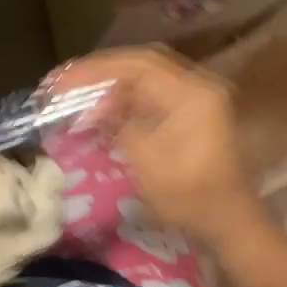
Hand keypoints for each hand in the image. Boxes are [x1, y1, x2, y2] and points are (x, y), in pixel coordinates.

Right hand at [65, 46, 266, 245]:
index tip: (60, 82)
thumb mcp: (146, 160)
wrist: (227, 222)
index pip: (136, 66)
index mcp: (191, 92)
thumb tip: (92, 106)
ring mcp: (196, 98)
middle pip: (140, 64)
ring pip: (145, 77)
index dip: (94, 71)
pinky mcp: (191, 113)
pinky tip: (100, 106)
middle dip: (99, 71)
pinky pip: (152, 94)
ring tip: (73, 91)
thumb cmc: (188, 196)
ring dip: (109, 82)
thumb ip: (119, 123)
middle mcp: (197, 84)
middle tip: (61, 82)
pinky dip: (123, 97)